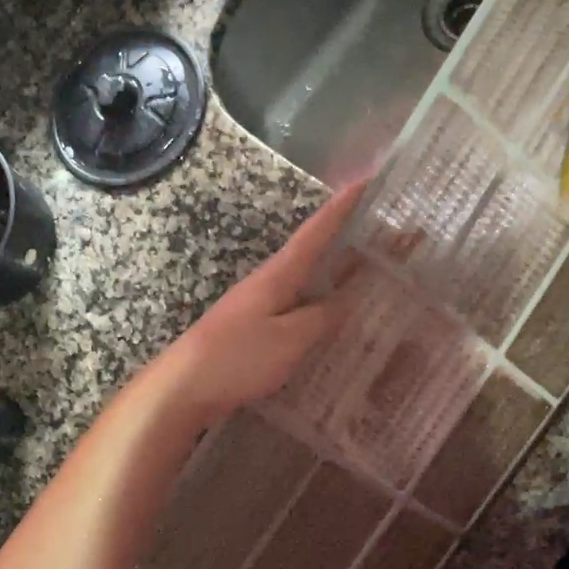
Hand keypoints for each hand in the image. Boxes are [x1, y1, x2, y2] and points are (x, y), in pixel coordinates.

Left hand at [148, 182, 364, 422]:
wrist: (184, 387)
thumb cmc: (237, 357)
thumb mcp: (289, 339)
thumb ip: (321, 318)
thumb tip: (348, 299)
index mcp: (279, 275)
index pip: (316, 231)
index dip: (342, 206)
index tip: (367, 180)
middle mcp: (270, 282)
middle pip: (313, 252)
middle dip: (346, 238)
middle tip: (385, 231)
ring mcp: (260, 305)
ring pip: (307, 281)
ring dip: (336, 272)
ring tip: (371, 270)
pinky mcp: (255, 329)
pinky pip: (297, 307)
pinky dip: (321, 304)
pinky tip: (335, 318)